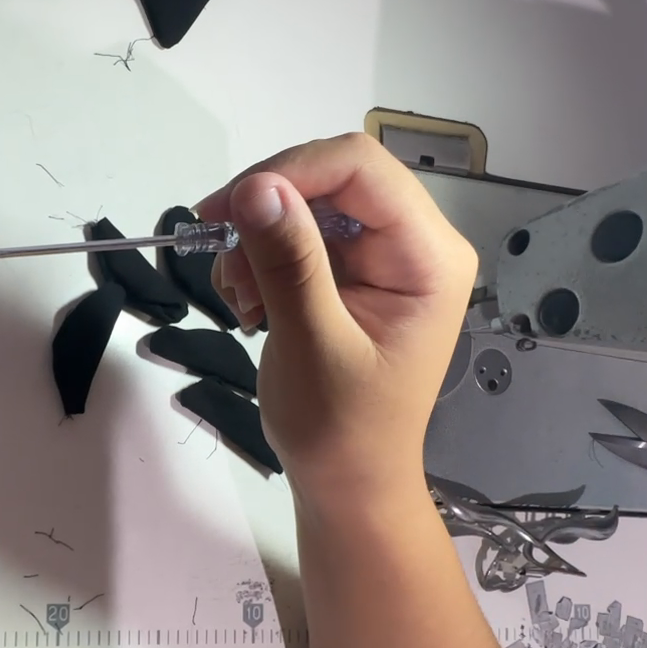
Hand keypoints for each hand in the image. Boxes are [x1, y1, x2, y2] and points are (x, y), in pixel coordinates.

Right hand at [202, 133, 475, 496]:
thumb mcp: (311, 343)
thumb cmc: (339, 426)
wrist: (344, 477)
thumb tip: (254, 188)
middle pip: (329, 183)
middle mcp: (410, 244)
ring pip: (303, 210)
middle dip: (265, 215)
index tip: (220, 211)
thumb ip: (288, 262)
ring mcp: (377, 259)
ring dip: (254, 246)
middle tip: (220, 260)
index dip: (287, 173)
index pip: (360, 169)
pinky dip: (257, 264)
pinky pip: (294, 241)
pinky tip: (250, 307)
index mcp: (426, 256)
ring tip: (240, 302)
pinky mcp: (347, 276)